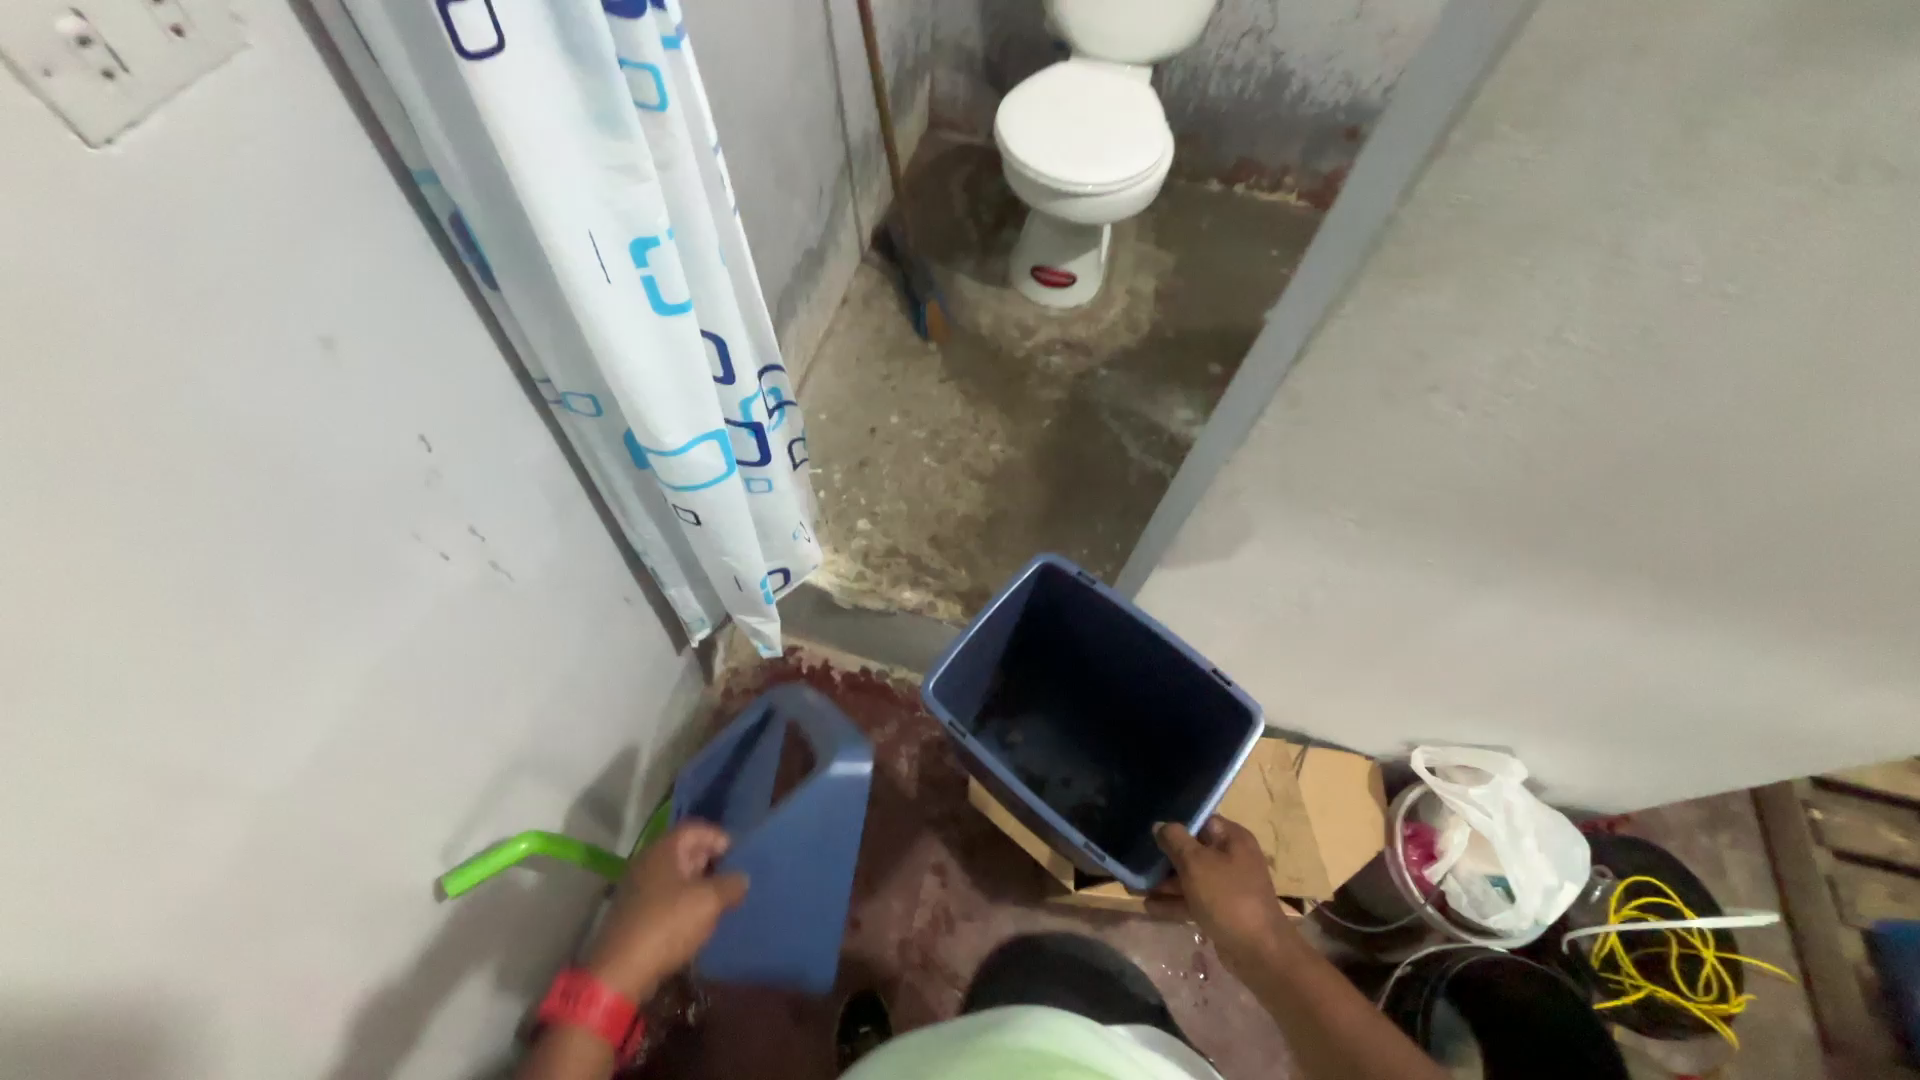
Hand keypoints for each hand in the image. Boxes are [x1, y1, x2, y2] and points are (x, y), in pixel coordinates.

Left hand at [584, 820, 748, 998]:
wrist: (620, 973)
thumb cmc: (667, 925)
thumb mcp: (709, 901)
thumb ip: (731, 884)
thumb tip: (741, 879)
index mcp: (663, 850)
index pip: (696, 829)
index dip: (720, 838)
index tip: (740, 857)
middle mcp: (648, 863)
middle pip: (686, 851)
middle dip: (712, 863)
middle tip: (735, 880)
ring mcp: (638, 889)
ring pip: (677, 877)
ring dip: (700, 886)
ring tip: (723, 902)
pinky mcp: (635, 915)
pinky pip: (667, 898)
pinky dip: (685, 904)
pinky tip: (700, 921)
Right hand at [1148, 816, 1298, 976]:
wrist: (1258, 952)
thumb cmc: (1227, 897)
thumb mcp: (1195, 863)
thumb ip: (1174, 840)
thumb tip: (1160, 826)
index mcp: (1232, 838)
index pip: (1199, 821)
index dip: (1173, 824)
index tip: (1148, 830)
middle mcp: (1231, 857)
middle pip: (1191, 851)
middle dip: (1163, 858)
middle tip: (1136, 861)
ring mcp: (1227, 886)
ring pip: (1189, 877)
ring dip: (1163, 883)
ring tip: (1134, 887)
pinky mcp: (1221, 909)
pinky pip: (1193, 900)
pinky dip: (1173, 902)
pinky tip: (1149, 906)